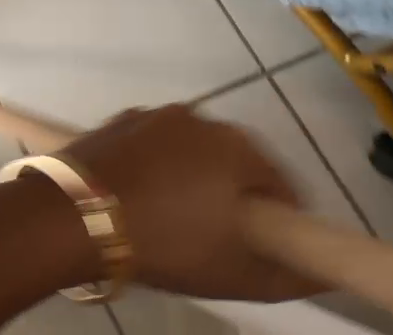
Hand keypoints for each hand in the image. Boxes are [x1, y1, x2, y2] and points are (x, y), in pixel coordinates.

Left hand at [60, 104, 327, 301]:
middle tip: (221, 236)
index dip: (279, 221)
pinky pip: (149, 148)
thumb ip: (296, 275)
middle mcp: (192, 118)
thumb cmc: (168, 241)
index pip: (280, 185)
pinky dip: (155, 168)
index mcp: (234, 145)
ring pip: (187, 152)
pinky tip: (145, 198)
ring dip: (191, 179)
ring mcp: (145, 116)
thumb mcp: (246, 276)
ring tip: (179, 219)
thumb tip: (318, 274)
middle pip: (231, 162)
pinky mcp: (110, 122)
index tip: (264, 248)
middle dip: (233, 195)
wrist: (74, 212)